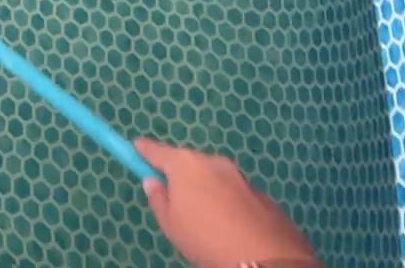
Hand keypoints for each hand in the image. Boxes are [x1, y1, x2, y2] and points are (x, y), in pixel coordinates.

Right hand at [136, 139, 316, 267]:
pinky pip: (237, 195)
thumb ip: (157, 198)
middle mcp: (211, 161)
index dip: (142, 150)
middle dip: (181, 176)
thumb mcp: (170, 224)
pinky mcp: (264, 197)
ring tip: (210, 222)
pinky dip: (231, 205)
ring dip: (208, 191)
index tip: (135, 150)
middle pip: (187, 163)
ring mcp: (240, 178)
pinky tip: (233, 230)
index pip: (154, 149)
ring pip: (214, 179)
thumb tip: (155, 182)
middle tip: (178, 202)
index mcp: (183, 164)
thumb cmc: (207, 240)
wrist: (269, 264)